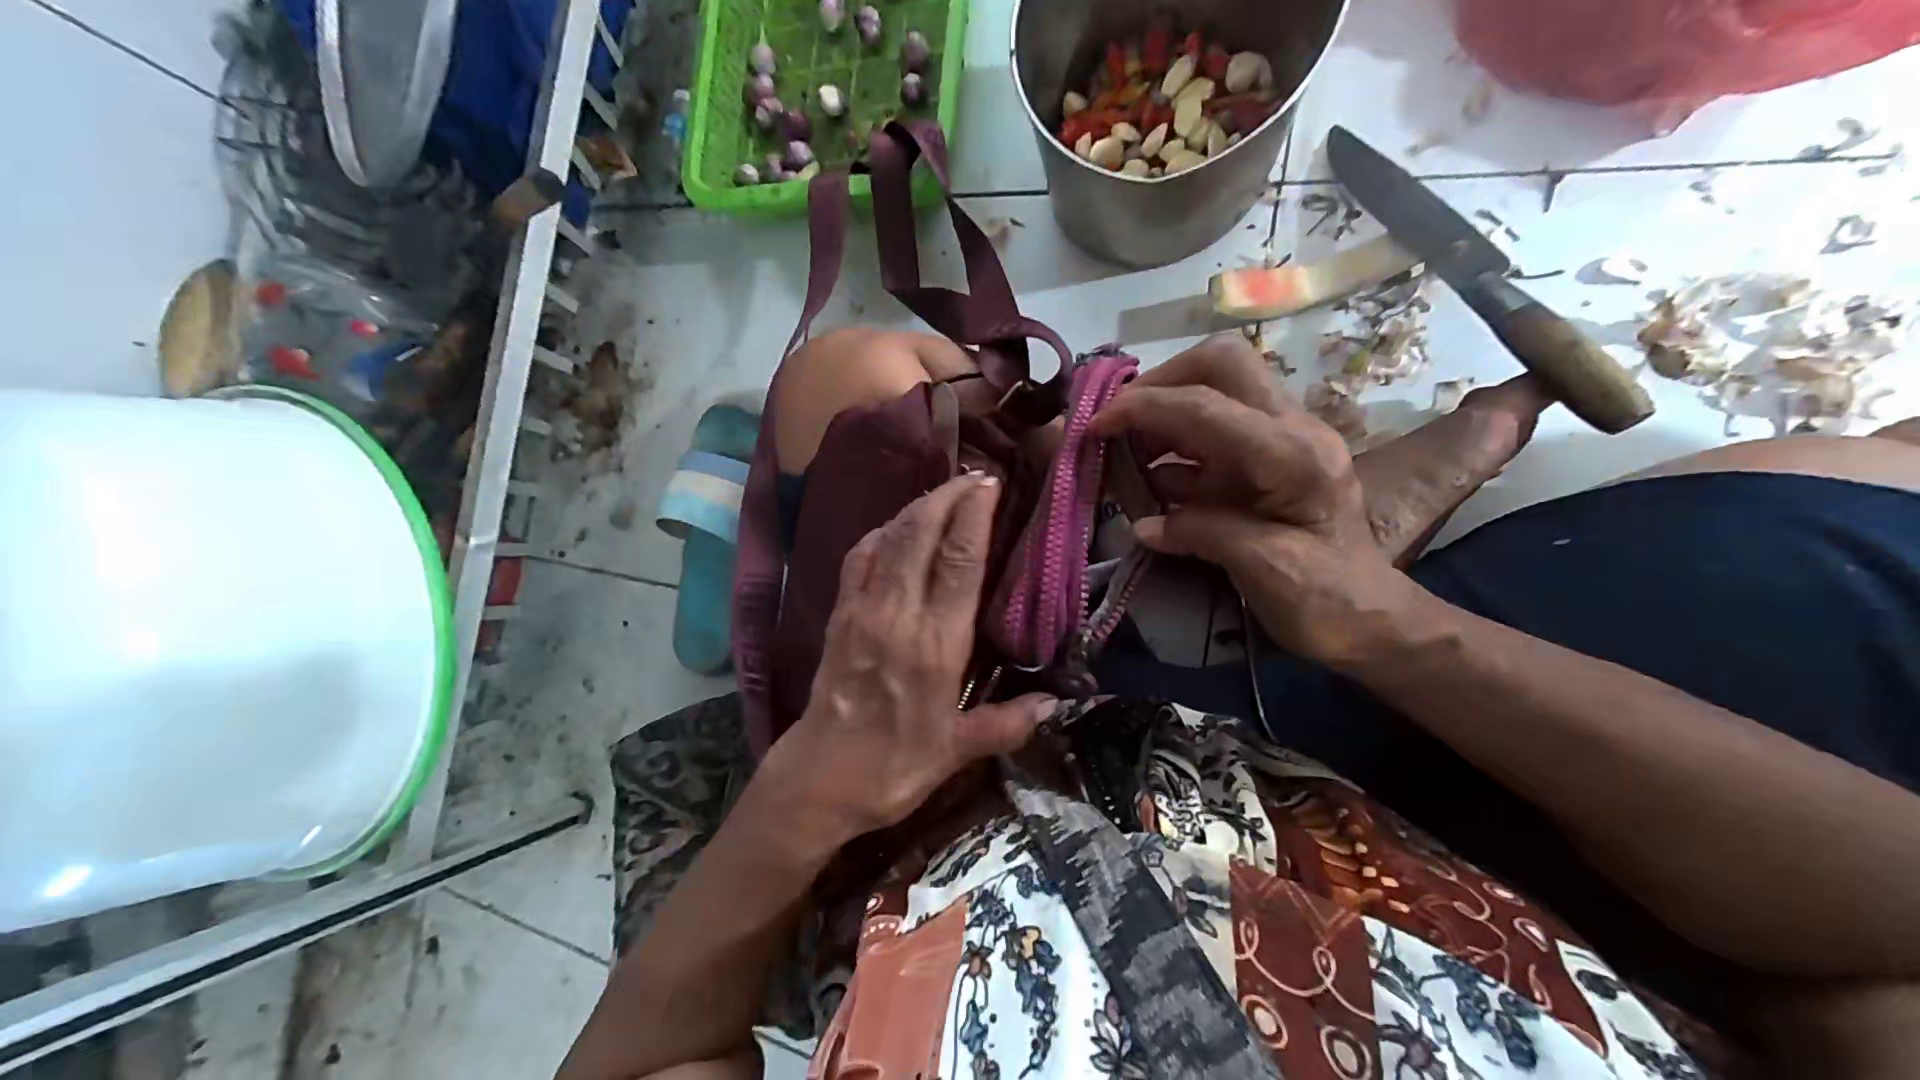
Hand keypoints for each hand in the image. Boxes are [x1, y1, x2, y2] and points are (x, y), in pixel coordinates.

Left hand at [753, 473, 1056, 849]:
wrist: (818, 781)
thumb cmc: (893, 768)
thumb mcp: (957, 750)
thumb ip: (1006, 723)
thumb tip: (1055, 703)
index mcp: (936, 645)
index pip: (959, 561)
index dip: (974, 514)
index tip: (990, 485)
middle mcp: (898, 615)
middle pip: (921, 533)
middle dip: (948, 496)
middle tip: (974, 478)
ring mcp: (862, 610)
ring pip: (888, 538)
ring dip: (916, 507)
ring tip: (943, 494)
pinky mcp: (837, 615)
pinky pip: (859, 558)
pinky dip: (880, 533)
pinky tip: (895, 529)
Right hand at [1090, 335, 1422, 666]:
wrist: (1367, 620)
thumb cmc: (1326, 601)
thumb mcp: (1263, 570)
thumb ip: (1200, 533)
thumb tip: (1142, 522)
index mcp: (1294, 455)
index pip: (1206, 406)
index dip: (1142, 408)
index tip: (1094, 428)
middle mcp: (1290, 431)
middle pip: (1220, 365)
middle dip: (1159, 385)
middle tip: (1115, 422)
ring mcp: (1278, 442)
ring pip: (1212, 393)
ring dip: (1159, 416)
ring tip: (1118, 456)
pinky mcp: (1263, 462)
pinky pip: (1208, 436)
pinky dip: (1168, 450)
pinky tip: (1142, 481)